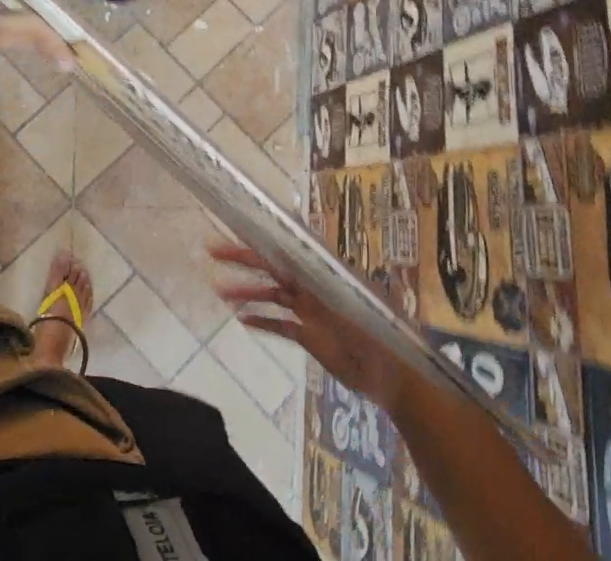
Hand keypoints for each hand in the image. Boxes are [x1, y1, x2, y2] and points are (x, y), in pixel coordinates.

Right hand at [208, 241, 410, 411]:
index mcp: (325, 275)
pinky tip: (242, 319)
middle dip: (243, 259)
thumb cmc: (382, 340)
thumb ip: (321, 290)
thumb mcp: (351, 309)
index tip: (235, 229)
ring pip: (273, 295)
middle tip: (212, 252)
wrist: (399, 381)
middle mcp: (315, 288)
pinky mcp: (311, 337)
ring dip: (247, 292)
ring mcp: (312, 312)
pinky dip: (262, 321)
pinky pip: (281, 324)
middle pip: (274, 268)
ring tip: (220, 292)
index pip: (287, 252)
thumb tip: (292, 268)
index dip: (261, 241)